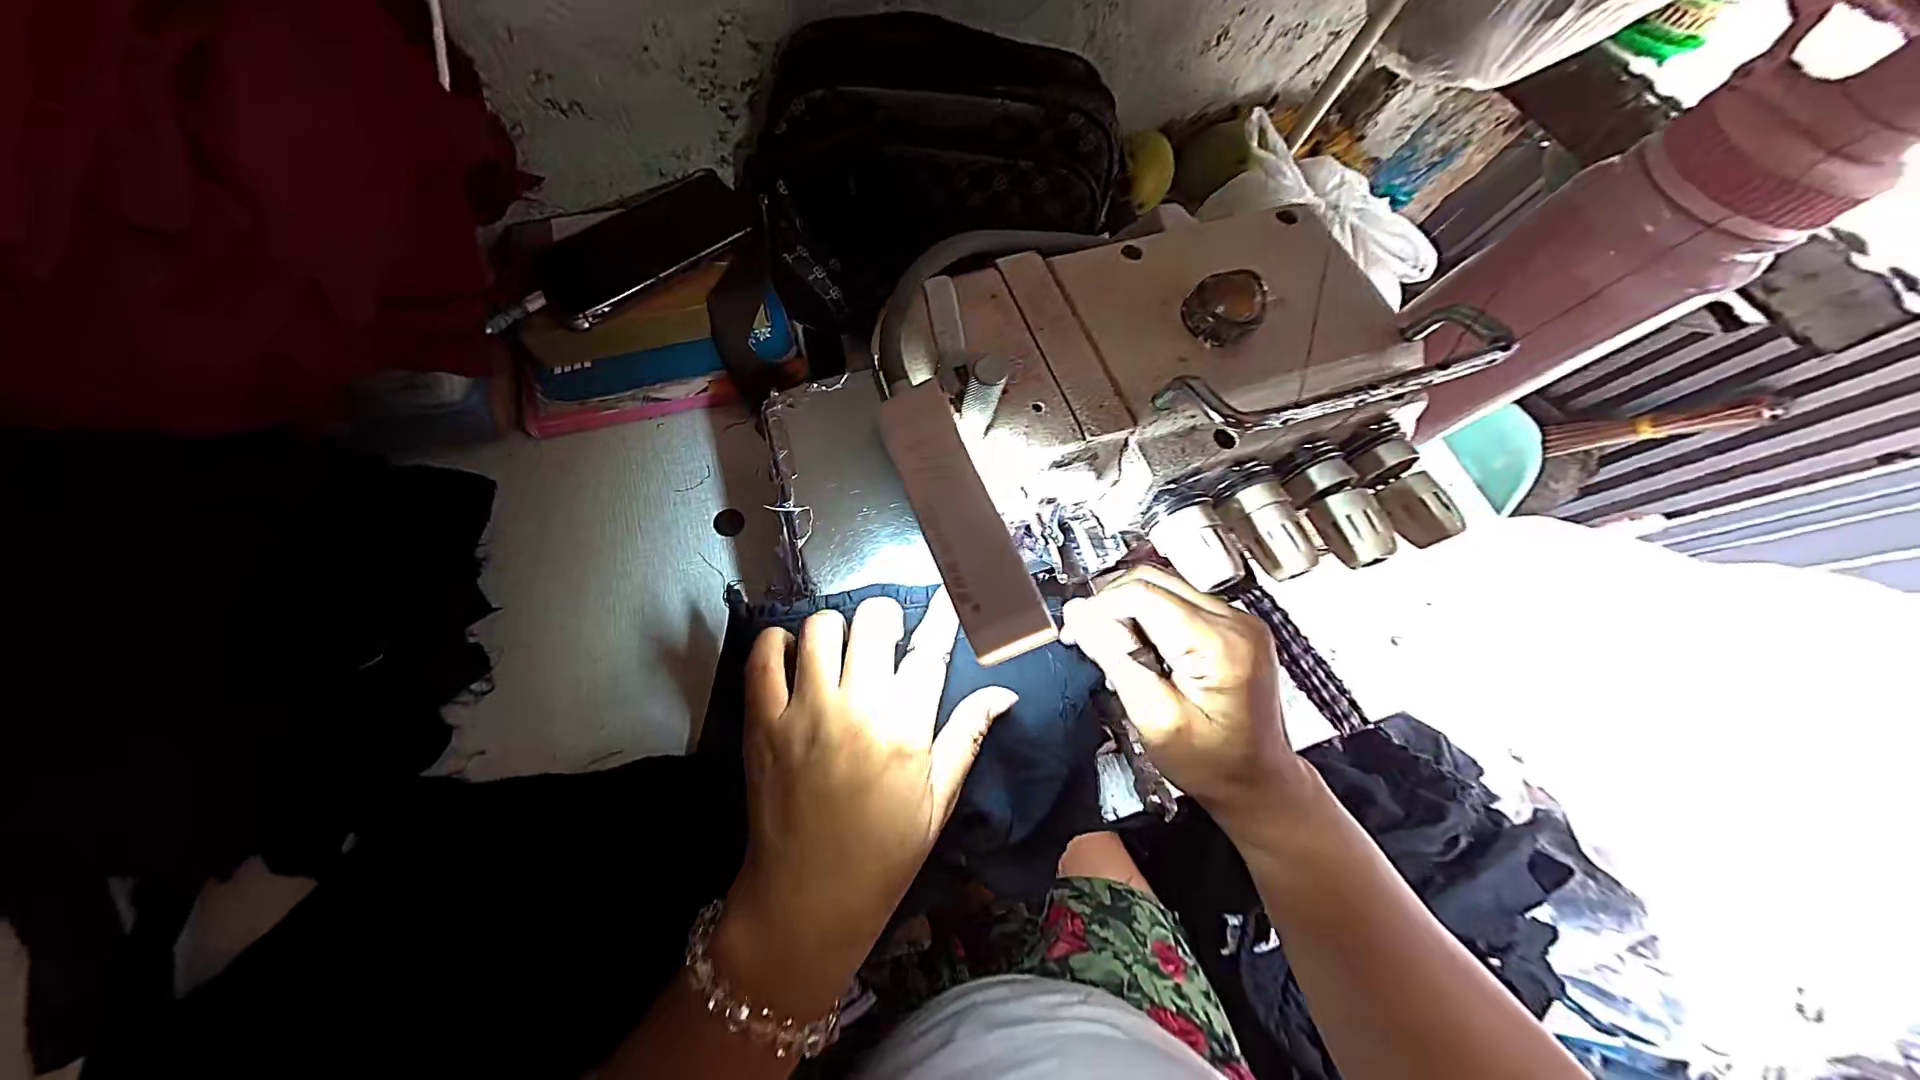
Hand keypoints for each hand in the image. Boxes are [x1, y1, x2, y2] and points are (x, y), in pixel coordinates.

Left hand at [722, 590, 1015, 1009]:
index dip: (944, 615)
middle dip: (887, 618)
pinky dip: (779, 643)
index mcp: (905, 730)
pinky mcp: (761, 722)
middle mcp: (855, 709)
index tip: (950, 593)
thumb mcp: (938, 801)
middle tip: (887, 638)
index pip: (930, 651)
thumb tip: (1004, 694)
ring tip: (841, 652)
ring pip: (821, 627)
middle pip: (873, 621)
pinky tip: (795, 658)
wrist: (807, 899)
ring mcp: (803, 712)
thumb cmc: (884, 854)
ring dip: (838, 629)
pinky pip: (764, 656)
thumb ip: (967, 737)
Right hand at [1061, 566, 1310, 831]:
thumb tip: (1082, 617)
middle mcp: (1234, 622)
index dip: (1099, 608)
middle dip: (1110, 605)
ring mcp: (1236, 621)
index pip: (1142, 594)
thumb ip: (1117, 659)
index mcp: (1219, 643)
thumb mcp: (1154, 718)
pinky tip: (1140, 649)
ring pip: (1161, 587)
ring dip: (1127, 611)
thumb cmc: (1215, 763)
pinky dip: (1148, 619)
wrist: (1258, 782)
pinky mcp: (1231, 627)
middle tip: (1086, 638)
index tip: (1076, 629)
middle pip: (1151, 581)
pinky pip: (1176, 602)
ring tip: (1113, 649)